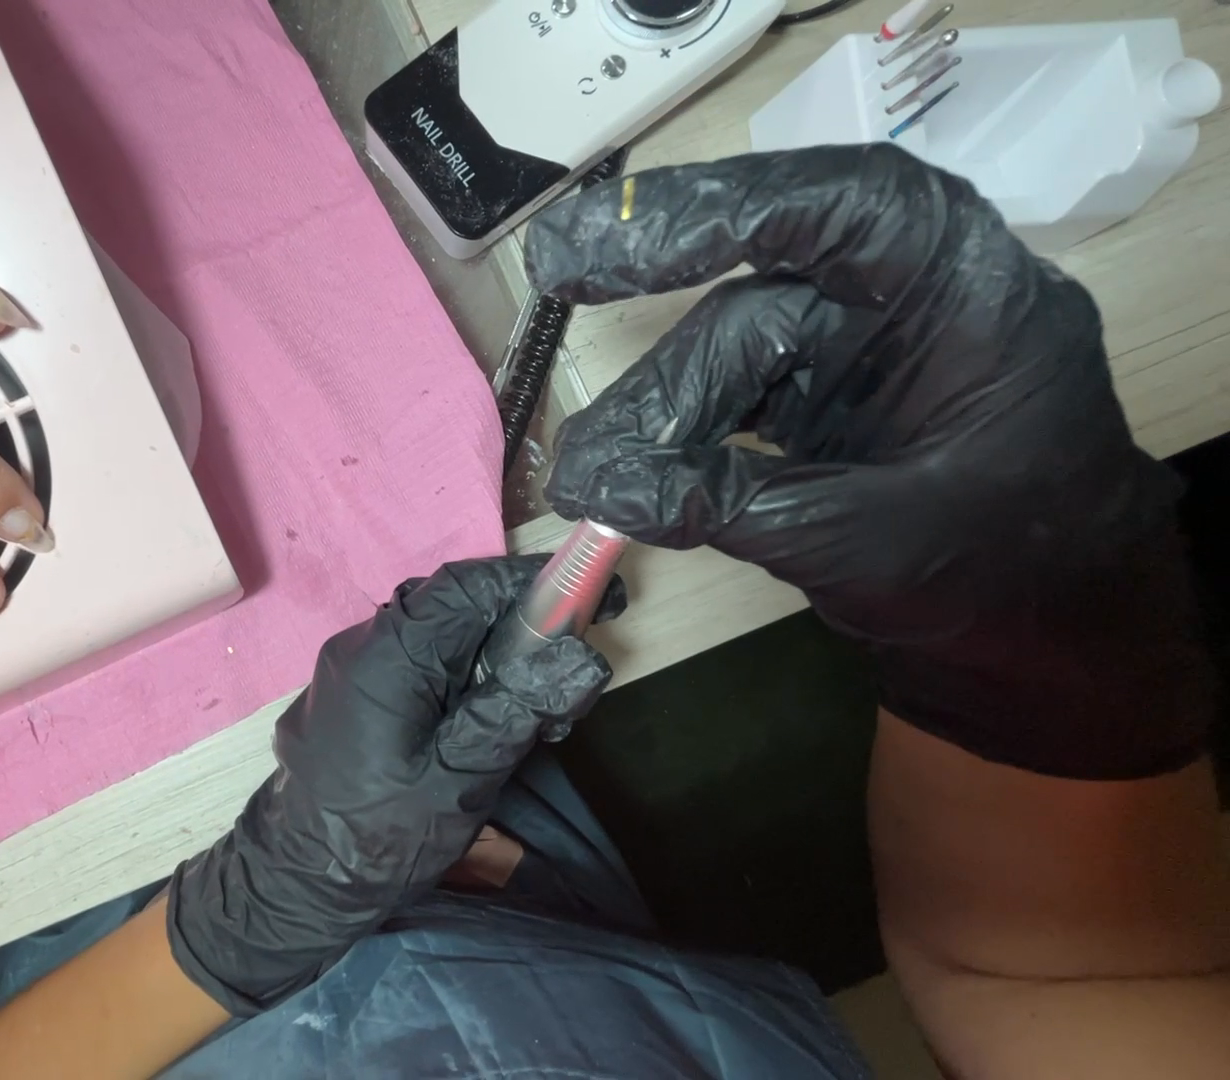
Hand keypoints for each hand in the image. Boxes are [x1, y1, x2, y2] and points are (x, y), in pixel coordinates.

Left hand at [166, 557, 617, 1014]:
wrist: (293, 882)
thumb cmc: (375, 837)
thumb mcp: (458, 781)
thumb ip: (515, 711)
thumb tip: (581, 654)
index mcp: (385, 655)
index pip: (463, 587)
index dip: (526, 582)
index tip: (586, 595)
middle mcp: (360, 645)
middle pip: (449, 608)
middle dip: (515, 625)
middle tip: (566, 666)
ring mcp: (349, 669)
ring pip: (433, 637)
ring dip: (489, 656)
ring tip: (536, 707)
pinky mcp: (349, 695)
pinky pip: (411, 664)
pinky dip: (457, 677)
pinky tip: (485, 719)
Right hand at [526, 144, 1213, 777]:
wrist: (1031, 618)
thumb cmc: (1001, 568)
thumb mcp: (864, 540)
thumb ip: (726, 504)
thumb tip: (595, 490)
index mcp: (960, 298)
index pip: (842, 210)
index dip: (715, 215)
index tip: (600, 260)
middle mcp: (888, 304)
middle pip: (741, 317)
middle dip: (656, 399)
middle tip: (581, 470)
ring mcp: (833, 349)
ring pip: (708, 363)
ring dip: (641, 428)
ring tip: (583, 488)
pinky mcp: (791, 392)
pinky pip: (706, 402)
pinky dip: (658, 443)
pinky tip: (612, 481)